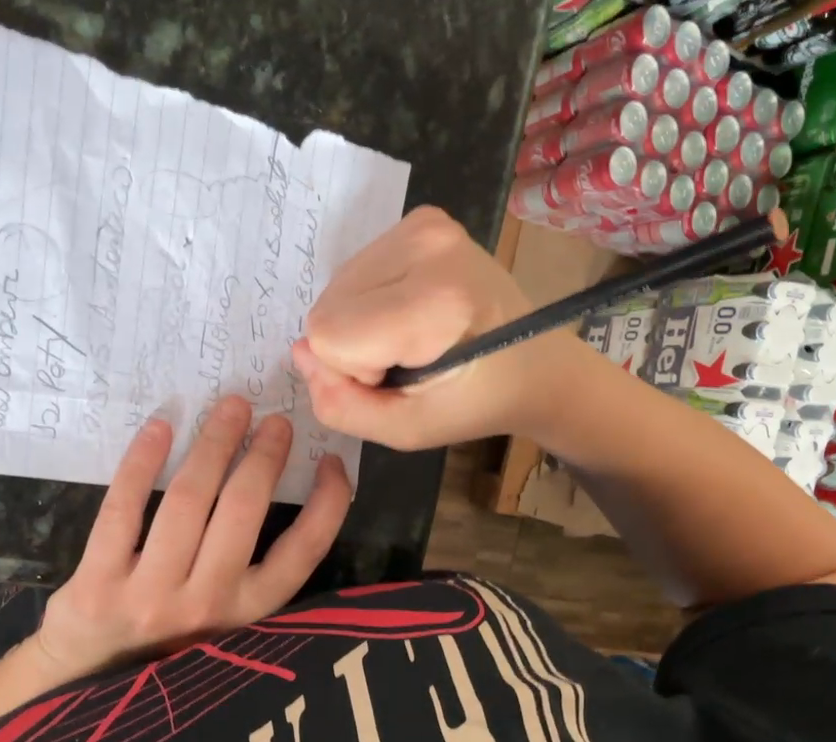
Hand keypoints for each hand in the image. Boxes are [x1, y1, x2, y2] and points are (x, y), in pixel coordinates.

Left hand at [29, 395, 352, 681]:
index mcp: (248, 617)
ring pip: (189, 501)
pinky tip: (160, 427)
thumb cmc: (166, 652)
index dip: (326, 503)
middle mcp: (207, 606)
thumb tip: (273, 490)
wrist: (82, 693)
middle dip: (264, 455)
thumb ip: (249, 576)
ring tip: (231, 409)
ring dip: (214, 443)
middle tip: (272, 419)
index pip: (302, 552)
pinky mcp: (98, 585)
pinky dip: (142, 463)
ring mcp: (149, 596)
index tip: (329, 462)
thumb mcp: (225, 628)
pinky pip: (122, 509)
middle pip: (245, 510)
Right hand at [294, 205, 589, 450]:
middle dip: (354, 346)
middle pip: (327, 308)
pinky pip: (356, 270)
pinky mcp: (421, 218)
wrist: (534, 363)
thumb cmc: (475, 403)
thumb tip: (301, 353)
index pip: (329, 334)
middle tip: (408, 361)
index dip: (353, 370)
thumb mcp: (408, 429)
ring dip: (362, 323)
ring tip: (414, 338)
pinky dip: (372, 300)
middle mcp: (428, 243)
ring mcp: (424, 223)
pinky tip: (412, 313)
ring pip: (336, 288)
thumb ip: (342, 406)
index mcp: (435, 300)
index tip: (400, 378)